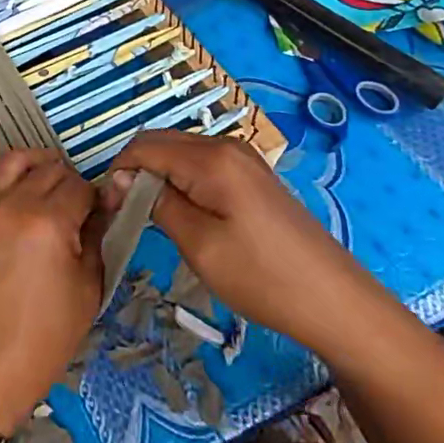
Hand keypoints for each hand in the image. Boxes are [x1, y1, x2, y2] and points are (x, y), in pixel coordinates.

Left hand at [0, 127, 103, 435]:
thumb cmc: (45, 336)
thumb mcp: (88, 288)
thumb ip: (97, 234)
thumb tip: (110, 197)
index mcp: (50, 221)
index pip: (82, 187)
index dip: (96, 200)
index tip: (100, 215)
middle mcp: (14, 203)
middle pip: (51, 171)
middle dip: (70, 184)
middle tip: (78, 209)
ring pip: (14, 161)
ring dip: (36, 163)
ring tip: (49, 176)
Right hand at [107, 130, 349, 346]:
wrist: (334, 300)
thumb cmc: (262, 277)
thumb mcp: (199, 245)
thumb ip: (156, 204)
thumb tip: (121, 178)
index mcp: (211, 158)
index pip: (143, 146)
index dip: (118, 172)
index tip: (109, 209)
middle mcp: (226, 145)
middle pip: (161, 142)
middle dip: (136, 171)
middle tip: (126, 215)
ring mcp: (242, 157)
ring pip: (180, 152)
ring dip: (158, 176)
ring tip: (153, 217)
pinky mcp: (251, 174)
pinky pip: (201, 163)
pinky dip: (182, 180)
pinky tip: (184, 213)